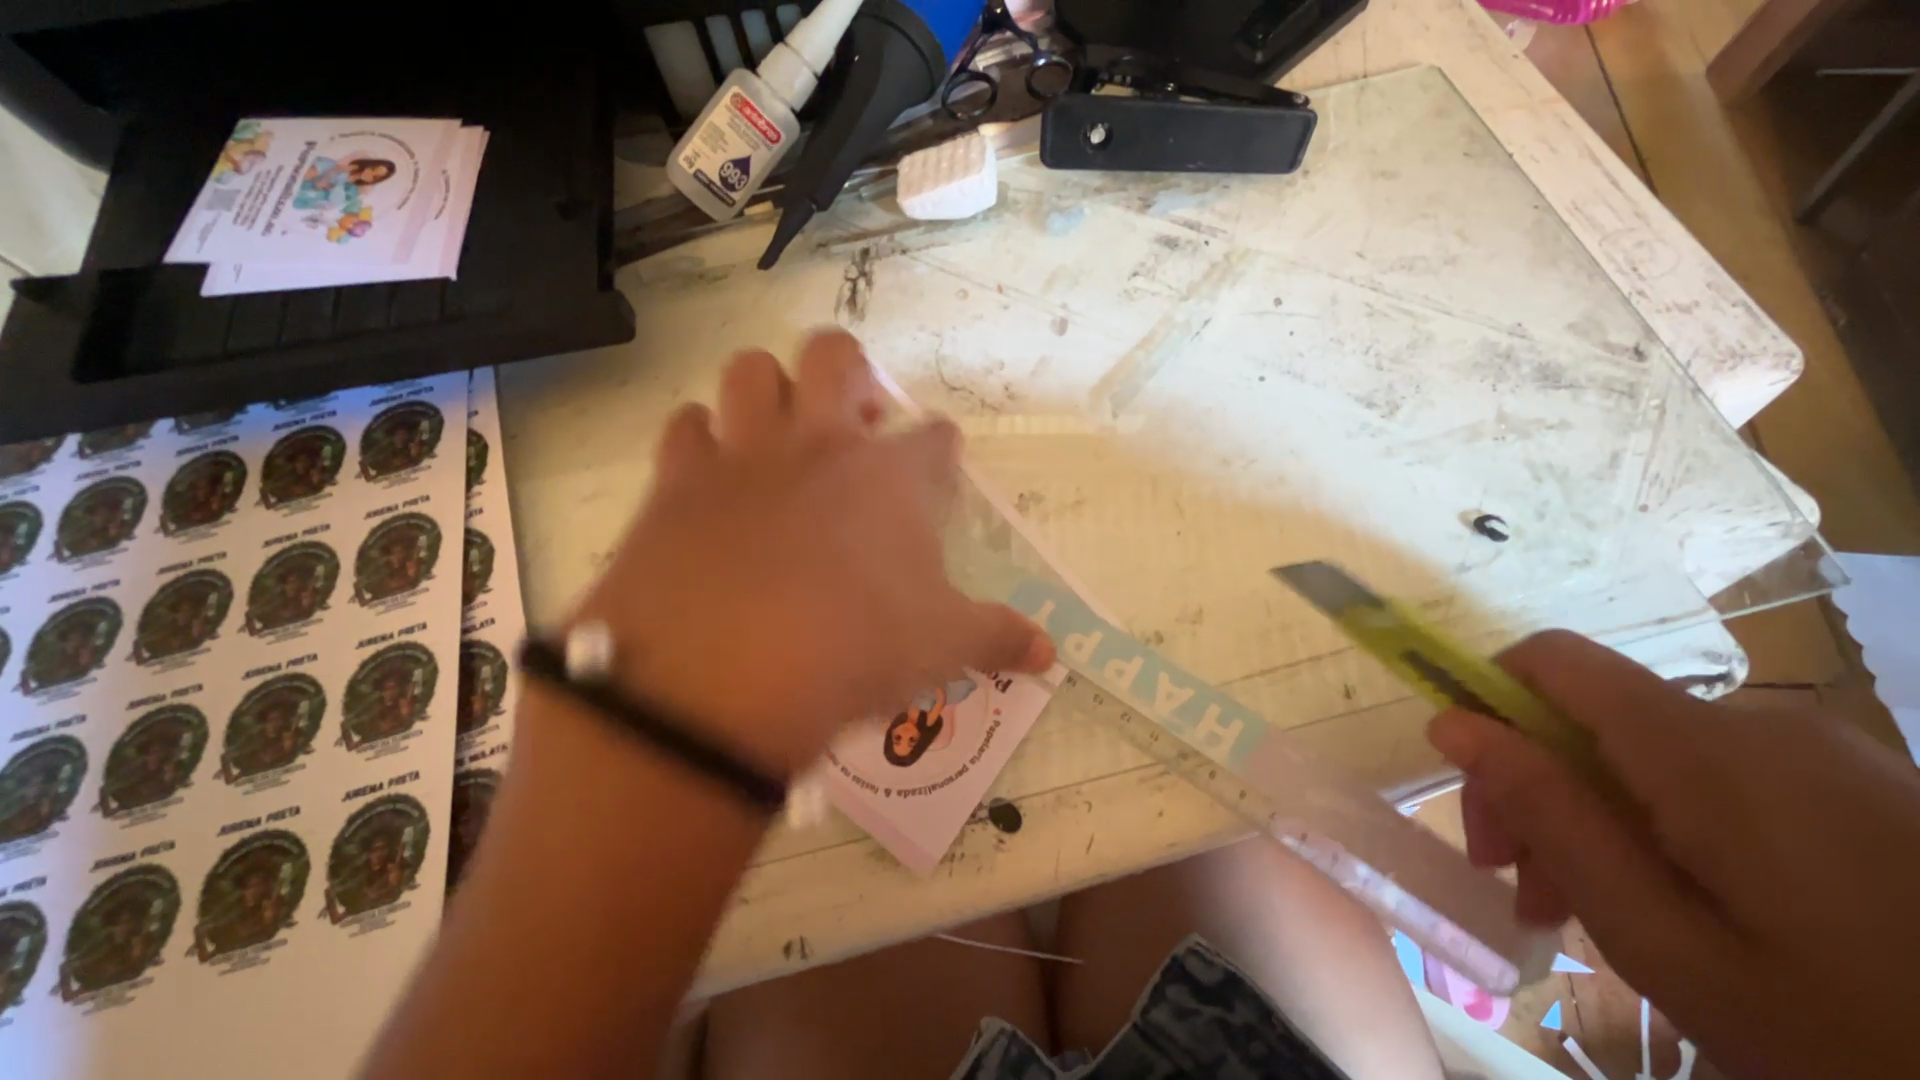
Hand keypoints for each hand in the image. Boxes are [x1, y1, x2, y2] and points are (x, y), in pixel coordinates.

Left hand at [569, 329, 1055, 775]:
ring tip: (777, 431)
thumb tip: (1050, 652)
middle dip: (848, 370)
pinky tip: (708, 471)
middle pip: (834, 356)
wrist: (723, 674)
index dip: (939, 446)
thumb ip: (997, 639)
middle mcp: (819, 444)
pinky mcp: (676, 482)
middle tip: (853, 418)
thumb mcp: (941, 649)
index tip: (938, 461)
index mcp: (891, 477)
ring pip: (750, 370)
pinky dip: (698, 439)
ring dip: (767, 388)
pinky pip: (684, 427)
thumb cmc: (853, 650)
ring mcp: (743, 455)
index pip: (932, 438)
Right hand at [1427, 630, 1919, 1078]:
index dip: (1488, 700)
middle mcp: (1761, 725)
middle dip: (1539, 790)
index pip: (1552, 659)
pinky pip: (1721, 777)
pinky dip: (1669, 823)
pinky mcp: (1864, 785)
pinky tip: (1686, 907)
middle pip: (1595, 718)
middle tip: (1529, 895)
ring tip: (1599, 917)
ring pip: (1652, 754)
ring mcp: (1823, 753)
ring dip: (1601, 818)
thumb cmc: (1849, 1034)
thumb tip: (1453, 726)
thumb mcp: (1664, 942)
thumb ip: (1550, 819)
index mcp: (1706, 752)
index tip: (1477, 797)